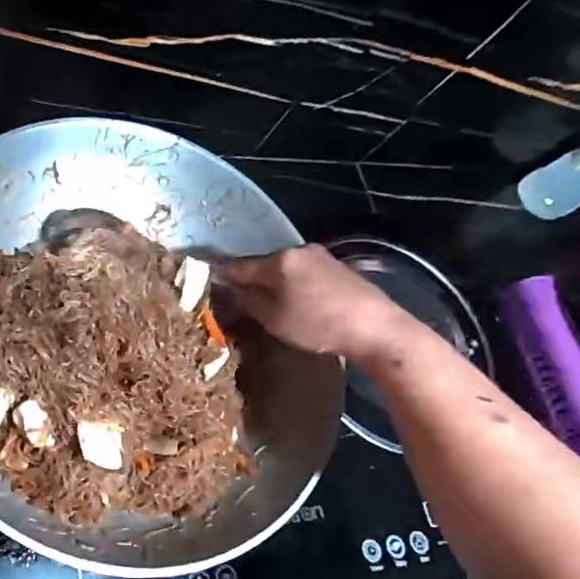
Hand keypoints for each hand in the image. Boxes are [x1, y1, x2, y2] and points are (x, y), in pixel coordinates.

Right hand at [219, 245, 408, 360]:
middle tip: (234, 301)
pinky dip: (290, 286)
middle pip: (261, 265)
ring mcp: (320, 257)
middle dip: (247, 281)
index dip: (219, 275)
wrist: (376, 328)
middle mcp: (298, 250)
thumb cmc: (317, 324)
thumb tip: (227, 286)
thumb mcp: (272, 318)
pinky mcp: (337, 268)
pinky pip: (302, 274)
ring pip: (283, 269)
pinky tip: (293, 303)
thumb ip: (246, 299)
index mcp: (278, 259)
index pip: (238, 265)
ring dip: (270, 284)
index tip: (203, 282)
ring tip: (264, 306)